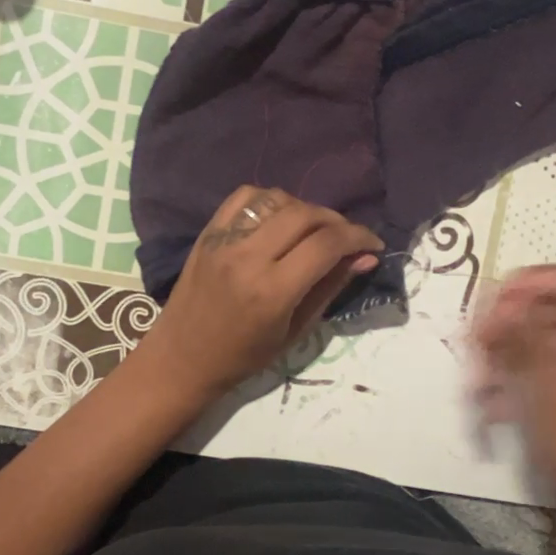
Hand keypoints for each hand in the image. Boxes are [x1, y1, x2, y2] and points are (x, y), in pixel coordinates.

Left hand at [137, 186, 381, 400]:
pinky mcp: (209, 232)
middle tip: (345, 237)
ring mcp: (225, 240)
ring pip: (277, 199)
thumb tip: (366, 257)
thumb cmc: (242, 357)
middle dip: (336, 221)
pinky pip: (245, 196)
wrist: (182, 358)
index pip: (326, 245)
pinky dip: (269, 200)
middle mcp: (248, 258)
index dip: (358, 237)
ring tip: (312, 229)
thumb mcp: (295, 331)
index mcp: (272, 291)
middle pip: (305, 214)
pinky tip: (278, 218)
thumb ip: (330, 288)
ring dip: (304, 209)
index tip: (373, 243)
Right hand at [473, 266, 555, 554]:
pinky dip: (512, 377)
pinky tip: (490, 402)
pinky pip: (536, 361)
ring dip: (502, 355)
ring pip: (536, 335)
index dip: (527, 285)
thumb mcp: (550, 385)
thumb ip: (525, 335)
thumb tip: (502, 296)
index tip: (487, 302)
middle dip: (507, 327)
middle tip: (474, 345)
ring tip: (477, 383)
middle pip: (549, 307)